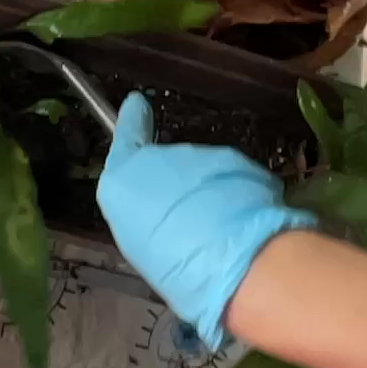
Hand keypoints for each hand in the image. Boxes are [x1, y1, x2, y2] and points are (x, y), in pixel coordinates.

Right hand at [96, 92, 315, 348]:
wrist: (235, 259)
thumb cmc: (172, 264)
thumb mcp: (139, 242)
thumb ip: (143, 213)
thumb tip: (159, 210)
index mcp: (123, 178)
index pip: (126, 135)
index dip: (132, 119)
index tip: (136, 103)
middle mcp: (160, 157)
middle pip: (167, 163)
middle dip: (178, 185)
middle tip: (186, 223)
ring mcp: (202, 156)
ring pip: (204, 172)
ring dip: (209, 195)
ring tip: (219, 233)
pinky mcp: (240, 162)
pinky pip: (234, 178)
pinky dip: (238, 197)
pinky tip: (243, 226)